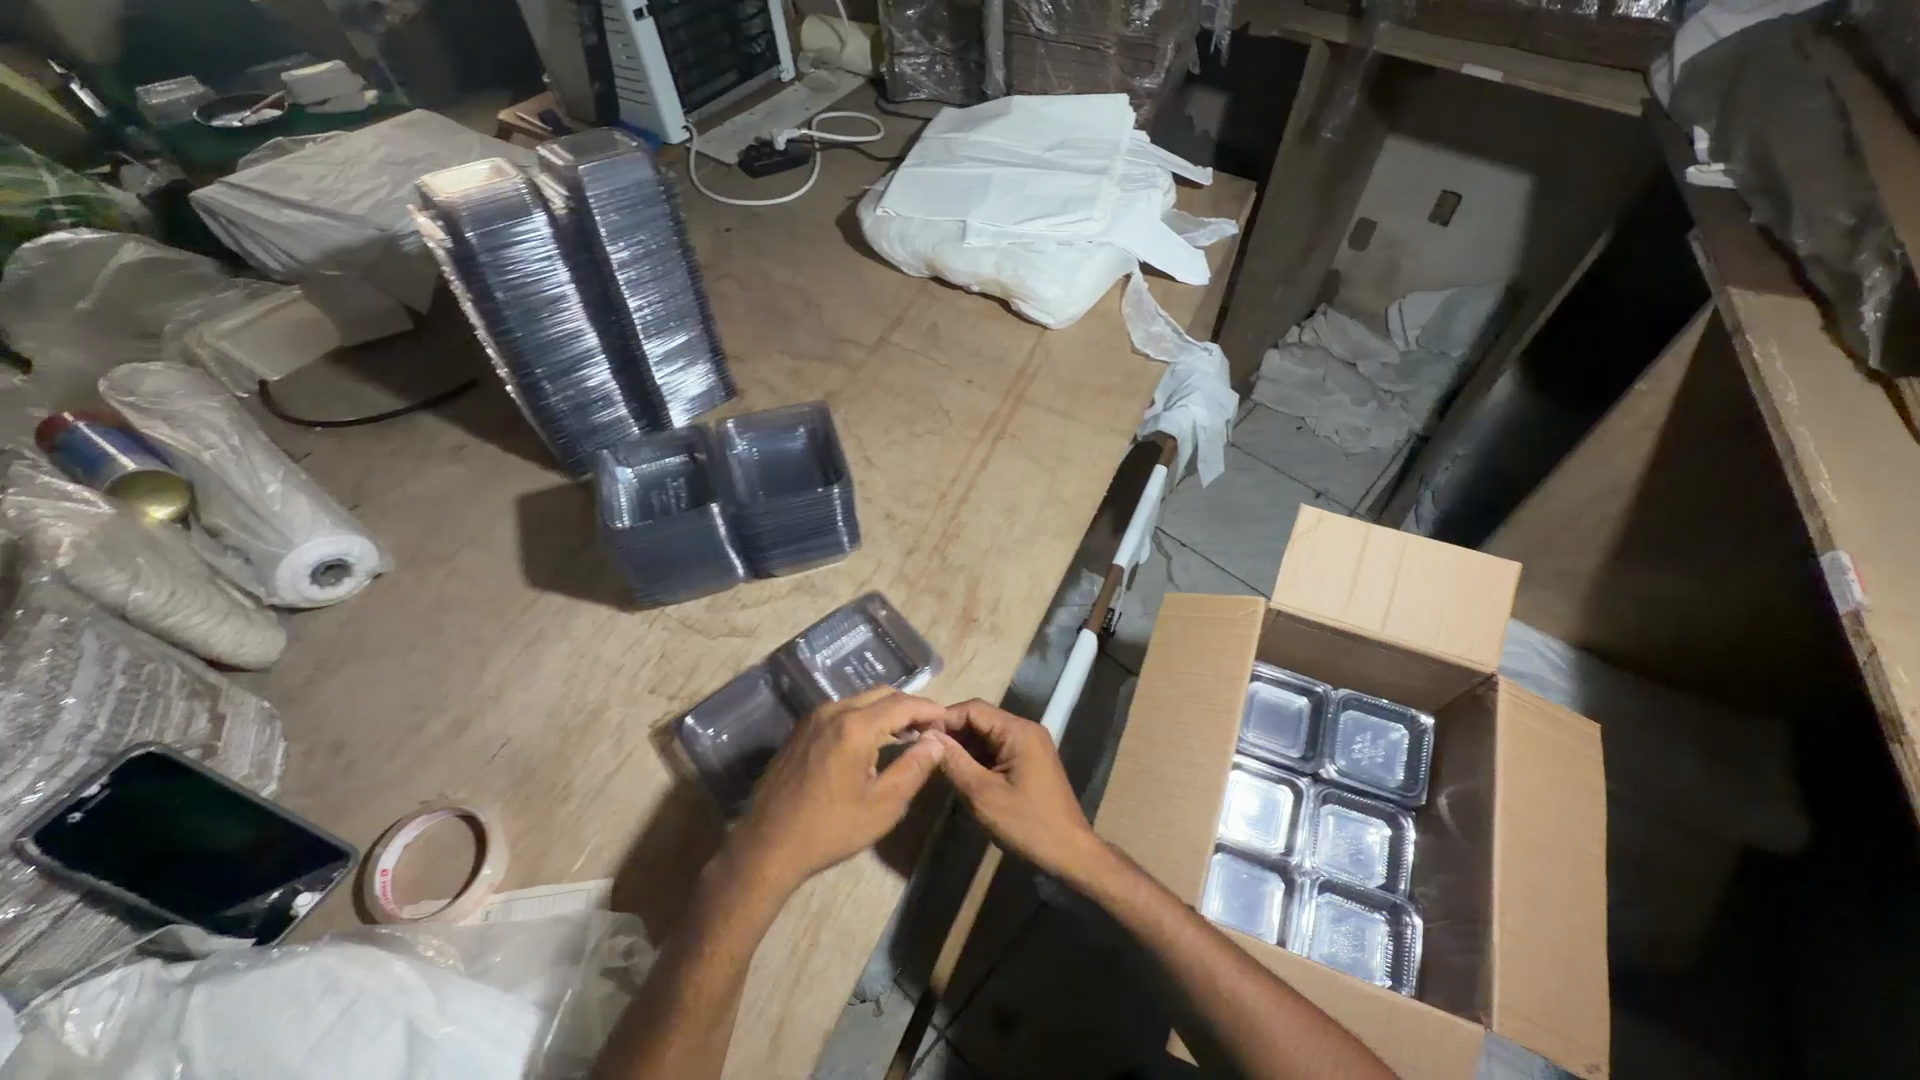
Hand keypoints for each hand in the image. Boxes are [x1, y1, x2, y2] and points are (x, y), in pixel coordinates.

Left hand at [726, 688, 949, 896]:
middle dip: (910, 707)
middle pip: (882, 694)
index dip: (930, 710)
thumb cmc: (830, 829)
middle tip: (931, 730)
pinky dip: (865, 718)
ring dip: (887, 711)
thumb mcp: (883, 804)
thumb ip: (914, 767)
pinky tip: (874, 742)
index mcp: (855, 726)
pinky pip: (841, 711)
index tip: (949, 721)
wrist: (768, 845)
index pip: (904, 704)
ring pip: (861, 701)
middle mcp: (833, 711)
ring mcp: (813, 718)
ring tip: (908, 735)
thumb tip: (936, 741)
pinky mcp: (801, 730)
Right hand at [928, 699, 1111, 887]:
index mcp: (1018, 731)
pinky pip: (996, 749)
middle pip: (980, 719)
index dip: (943, 720)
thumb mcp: (983, 794)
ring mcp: (1029, 746)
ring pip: (986, 735)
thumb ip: (954, 762)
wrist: (1068, 852)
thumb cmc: (1026, 823)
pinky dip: (976, 758)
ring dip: (963, 747)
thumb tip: (928, 738)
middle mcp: (1025, 730)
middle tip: (923, 751)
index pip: (973, 709)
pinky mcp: (1028, 761)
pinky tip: (958, 773)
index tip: (918, 737)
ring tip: (936, 763)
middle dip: (952, 733)